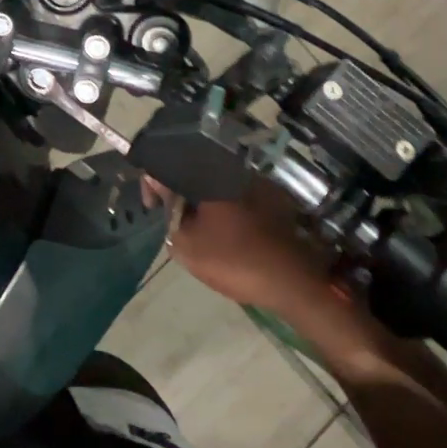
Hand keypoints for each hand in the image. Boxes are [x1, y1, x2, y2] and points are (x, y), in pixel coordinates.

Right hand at [163, 181, 389, 366]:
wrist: (293, 283)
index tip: (153, 207)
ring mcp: (257, 184)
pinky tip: (224, 233)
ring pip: (216, 185)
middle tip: (176, 221)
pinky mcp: (273, 200)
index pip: (169, 165)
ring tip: (199, 230)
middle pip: (195, 172)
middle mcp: (234, 170)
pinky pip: (237, 196)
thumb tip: (162, 188)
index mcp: (210, 173)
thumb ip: (169, 212)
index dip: (153, 183)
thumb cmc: (234, 260)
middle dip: (180, 192)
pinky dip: (224, 209)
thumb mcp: (186, 243)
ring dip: (203, 201)